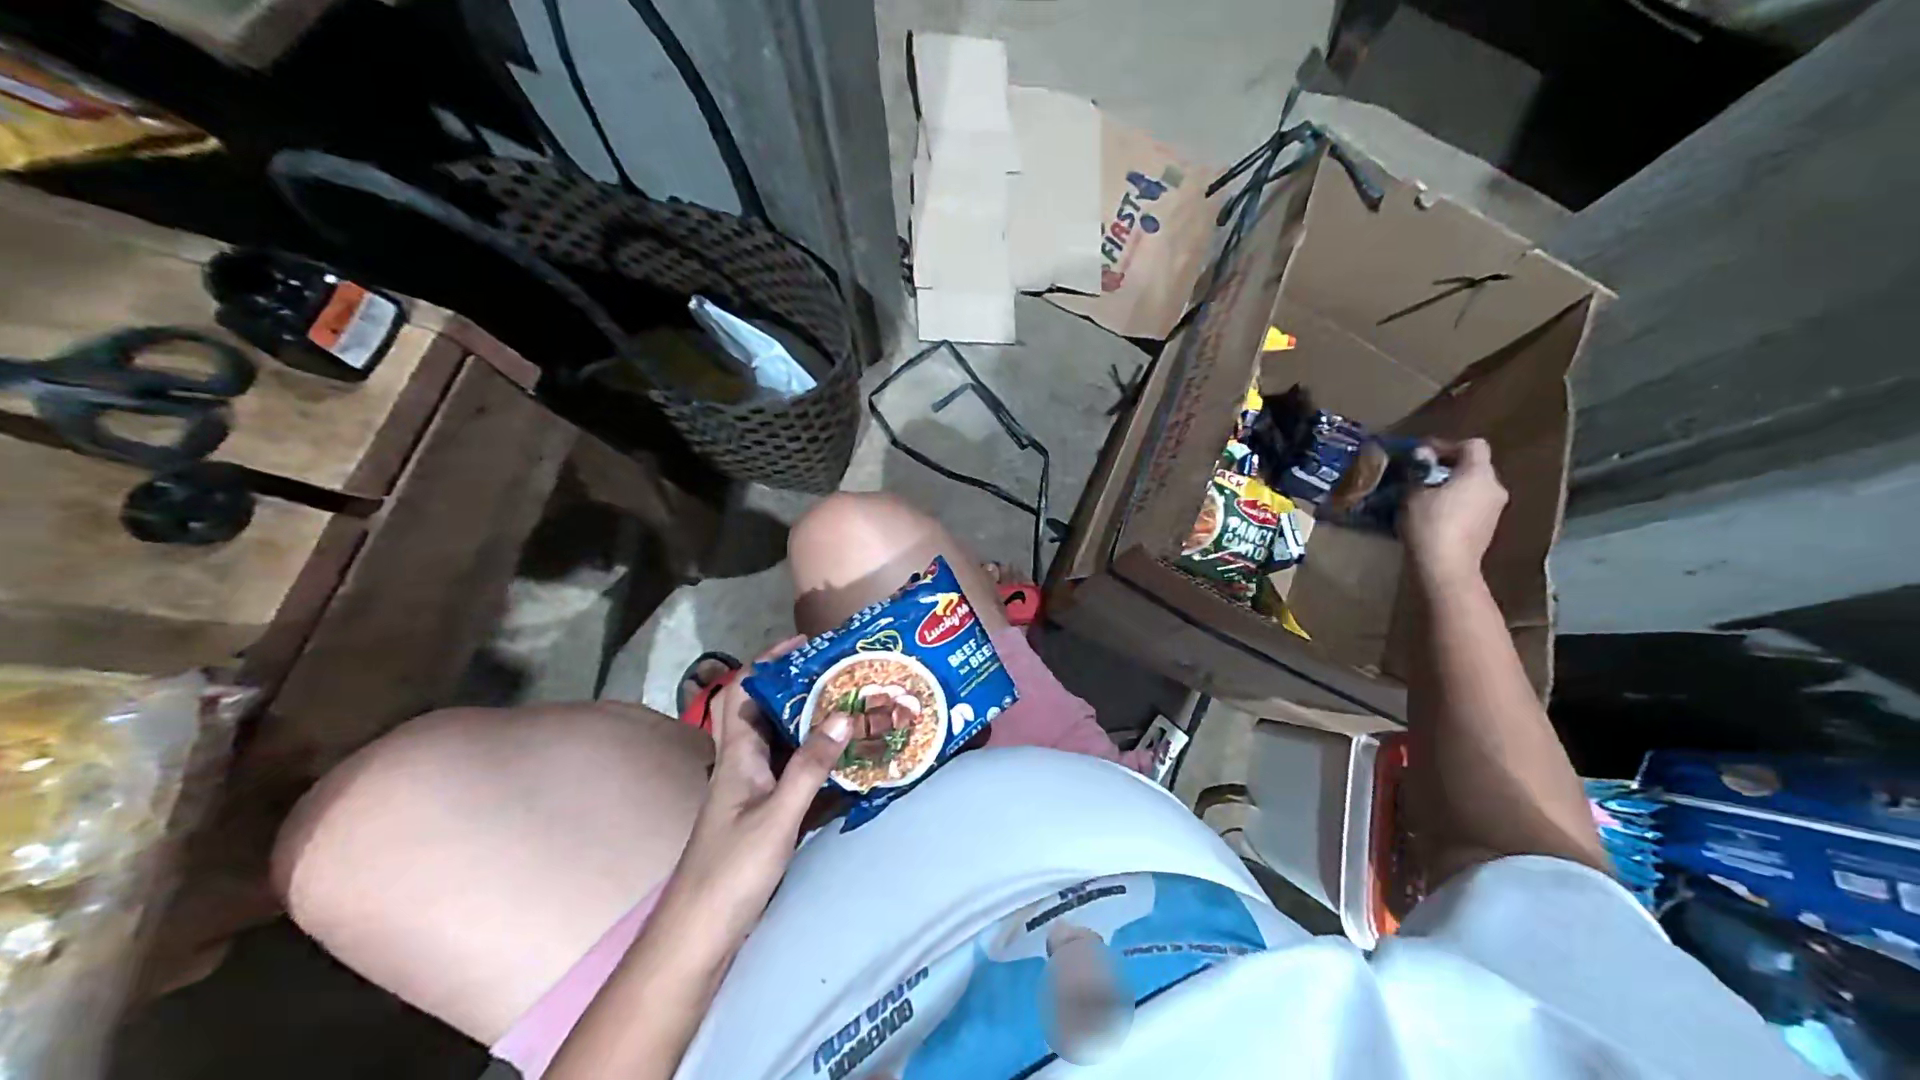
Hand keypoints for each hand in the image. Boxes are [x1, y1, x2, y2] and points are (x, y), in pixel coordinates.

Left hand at [657, 636, 849, 944]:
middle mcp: (744, 762)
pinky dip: (819, 758)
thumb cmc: (731, 870)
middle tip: (846, 675)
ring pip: (784, 740)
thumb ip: (810, 766)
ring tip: (855, 709)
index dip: (769, 660)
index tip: (808, 643)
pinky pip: (795, 771)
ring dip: (814, 722)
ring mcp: (755, 788)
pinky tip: (848, 760)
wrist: (699, 934)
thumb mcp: (778, 816)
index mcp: (737, 754)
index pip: (744, 689)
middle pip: (768, 710)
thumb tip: (842, 715)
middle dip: (803, 686)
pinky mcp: (767, 812)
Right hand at [1402, 438, 1505, 588]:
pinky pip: (1472, 505)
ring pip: (1473, 487)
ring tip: (1424, 497)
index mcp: (1479, 474)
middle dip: (1448, 468)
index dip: (1447, 446)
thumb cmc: (1430, 525)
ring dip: (1451, 487)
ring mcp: (1495, 509)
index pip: (1473, 445)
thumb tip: (1421, 456)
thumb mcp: (1414, 494)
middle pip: (1474, 467)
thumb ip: (1419, 472)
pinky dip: (1455, 504)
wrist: (1446, 567)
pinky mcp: (1488, 527)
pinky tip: (1434, 515)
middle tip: (1420, 476)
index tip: (1423, 456)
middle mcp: (1495, 488)